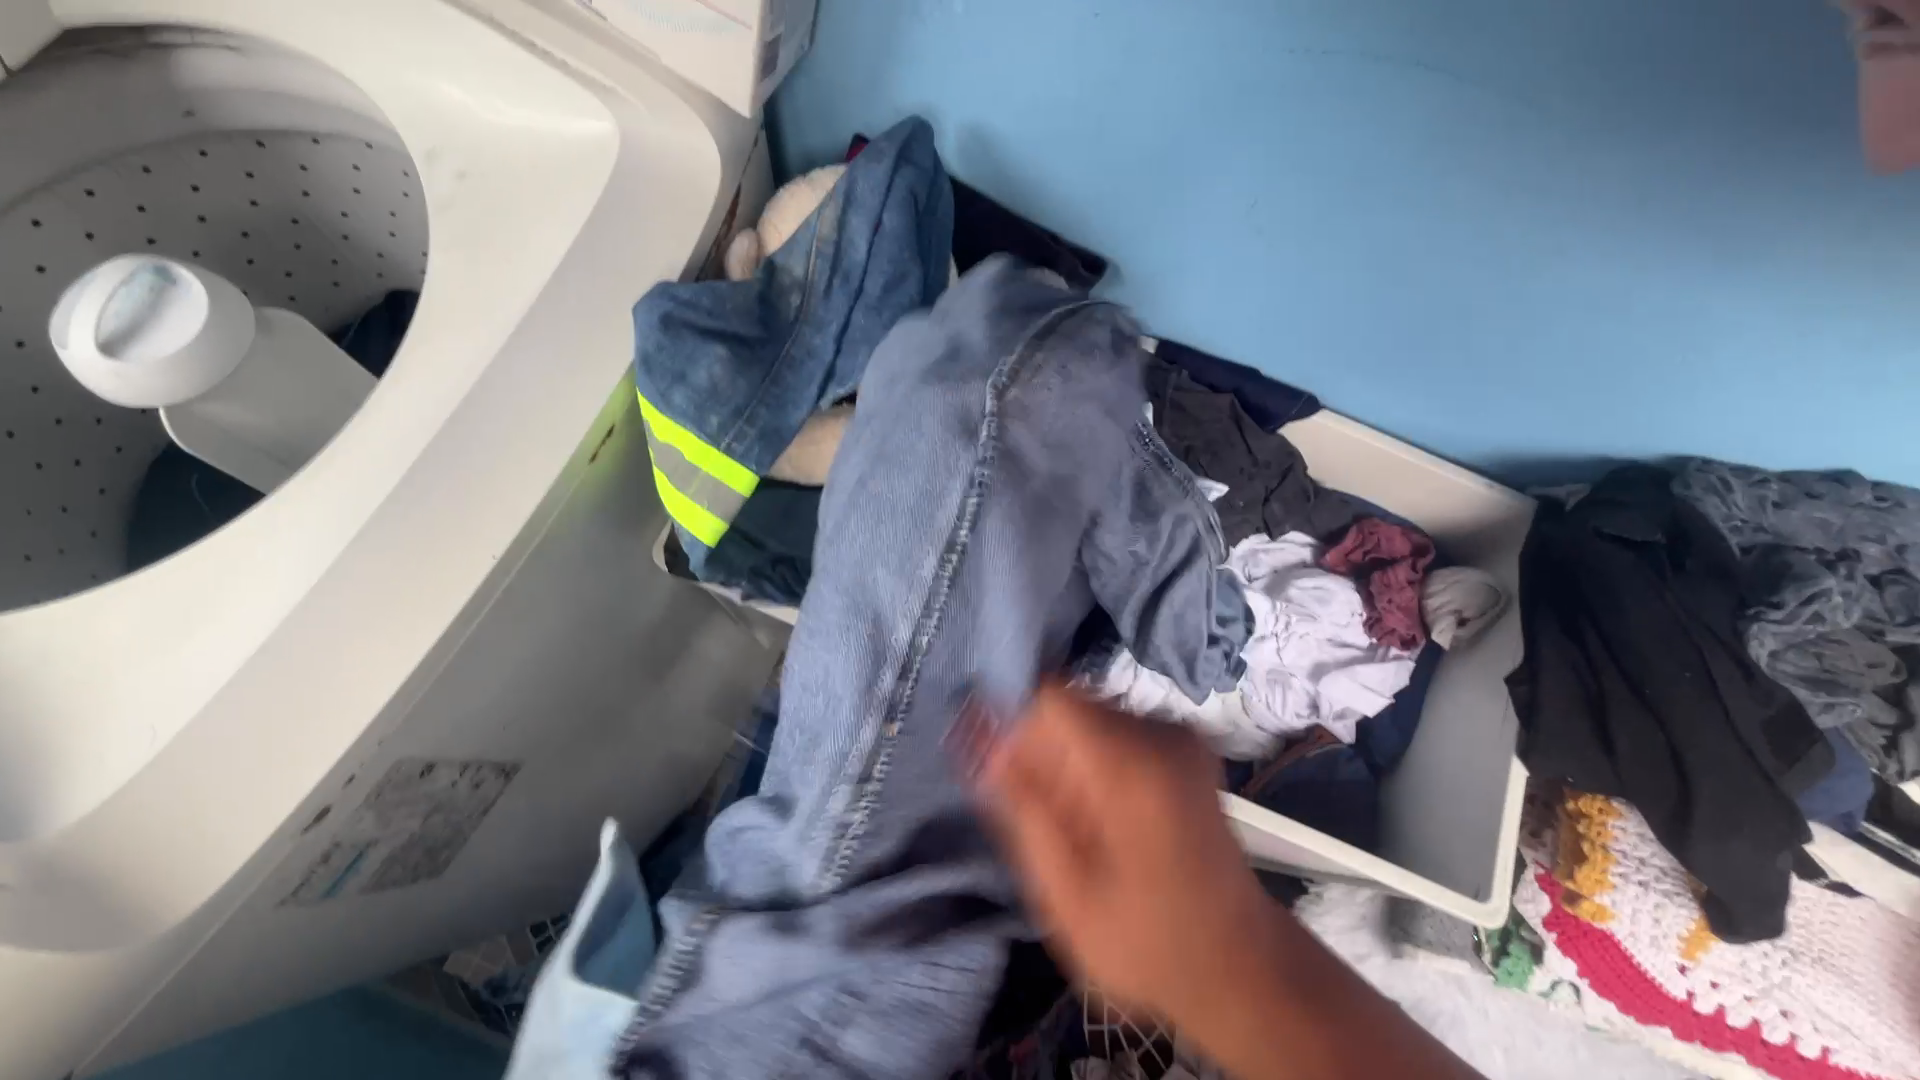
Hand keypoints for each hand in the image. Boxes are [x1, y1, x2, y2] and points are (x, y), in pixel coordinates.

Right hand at [960, 682, 1283, 1026]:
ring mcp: (1180, 736)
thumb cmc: (1145, 941)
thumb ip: (1021, 805)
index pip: (1049, 695)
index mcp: (1131, 764)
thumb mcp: (1064, 889)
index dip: (1012, 725)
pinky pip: (1116, 732)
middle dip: (1040, 752)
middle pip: (1069, 707)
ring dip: (1066, 762)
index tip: (999, 772)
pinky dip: (1094, 765)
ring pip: (1089, 717)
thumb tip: (977, 737)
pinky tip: (1100, 819)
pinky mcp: (1186, 747)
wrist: (1239, 964)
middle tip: (1042, 819)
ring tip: (1075, 827)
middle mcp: (1161, 732)